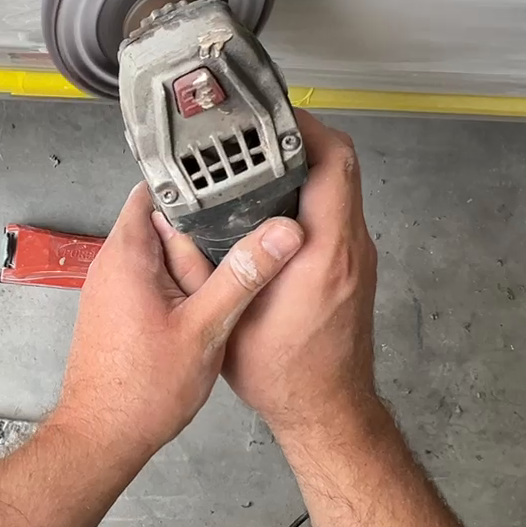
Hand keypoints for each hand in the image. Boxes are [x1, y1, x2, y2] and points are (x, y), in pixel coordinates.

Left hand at [50, 184, 304, 456]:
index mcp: (127, 256)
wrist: (103, 436)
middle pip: (158, 220)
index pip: (152, 190)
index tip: (225, 176)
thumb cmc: (143, 390)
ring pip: (156, 252)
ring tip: (231, 261)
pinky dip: (178, 282)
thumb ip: (243, 276)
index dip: (189, 180)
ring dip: (190, 256)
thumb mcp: (207, 328)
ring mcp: (110, 290)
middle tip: (243, 223)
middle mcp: (111, 265)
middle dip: (199, 222)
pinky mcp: (116, 311)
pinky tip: (206, 299)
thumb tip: (281, 234)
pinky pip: (149, 279)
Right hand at [153, 111, 380, 438]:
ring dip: (307, 167)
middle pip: (341, 167)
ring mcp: (358, 259)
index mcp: (324, 256)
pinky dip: (310, 196)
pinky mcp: (353, 269)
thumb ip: (195, 274)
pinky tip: (273, 205)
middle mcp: (351, 251)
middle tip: (258, 133)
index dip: (306, 129)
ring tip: (260, 163)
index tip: (272, 116)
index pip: (333, 166)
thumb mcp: (226, 323)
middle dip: (302, 139)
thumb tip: (167, 232)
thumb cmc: (285, 376)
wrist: (328, 410)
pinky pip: (337, 213)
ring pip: (341, 189)